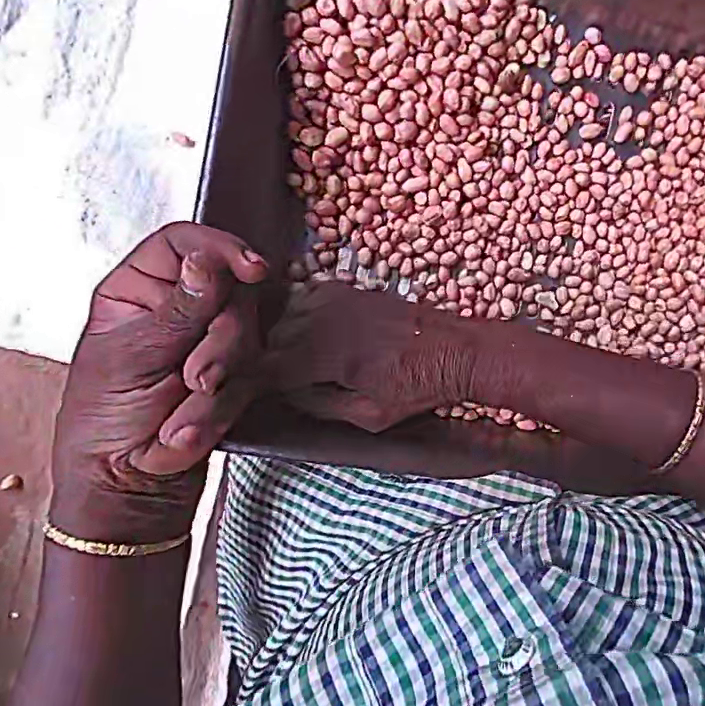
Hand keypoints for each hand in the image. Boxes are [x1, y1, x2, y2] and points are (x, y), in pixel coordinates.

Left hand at [51, 223, 267, 541]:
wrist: (124, 491)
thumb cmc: (102, 423)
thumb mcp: (131, 361)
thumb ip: (179, 311)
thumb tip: (209, 261)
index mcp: (138, 291)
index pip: (184, 244)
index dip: (221, 248)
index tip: (253, 269)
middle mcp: (179, 310)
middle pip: (231, 292)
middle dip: (220, 341)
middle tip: (197, 379)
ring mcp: (210, 342)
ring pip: (248, 336)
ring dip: (221, 382)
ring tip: (179, 422)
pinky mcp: (235, 376)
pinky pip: (252, 377)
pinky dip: (220, 410)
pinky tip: (185, 432)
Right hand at [264, 281, 483, 432]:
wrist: (457, 350)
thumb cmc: (420, 387)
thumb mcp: (372, 415)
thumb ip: (323, 406)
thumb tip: (287, 395)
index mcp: (333, 357)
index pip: (270, 367)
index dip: (253, 382)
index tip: (248, 392)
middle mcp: (331, 321)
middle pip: (273, 337)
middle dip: (265, 359)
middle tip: (268, 378)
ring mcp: (341, 300)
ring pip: (286, 314)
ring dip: (280, 335)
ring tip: (286, 358)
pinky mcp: (352, 290)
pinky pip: (308, 296)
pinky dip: (300, 313)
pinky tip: (309, 332)